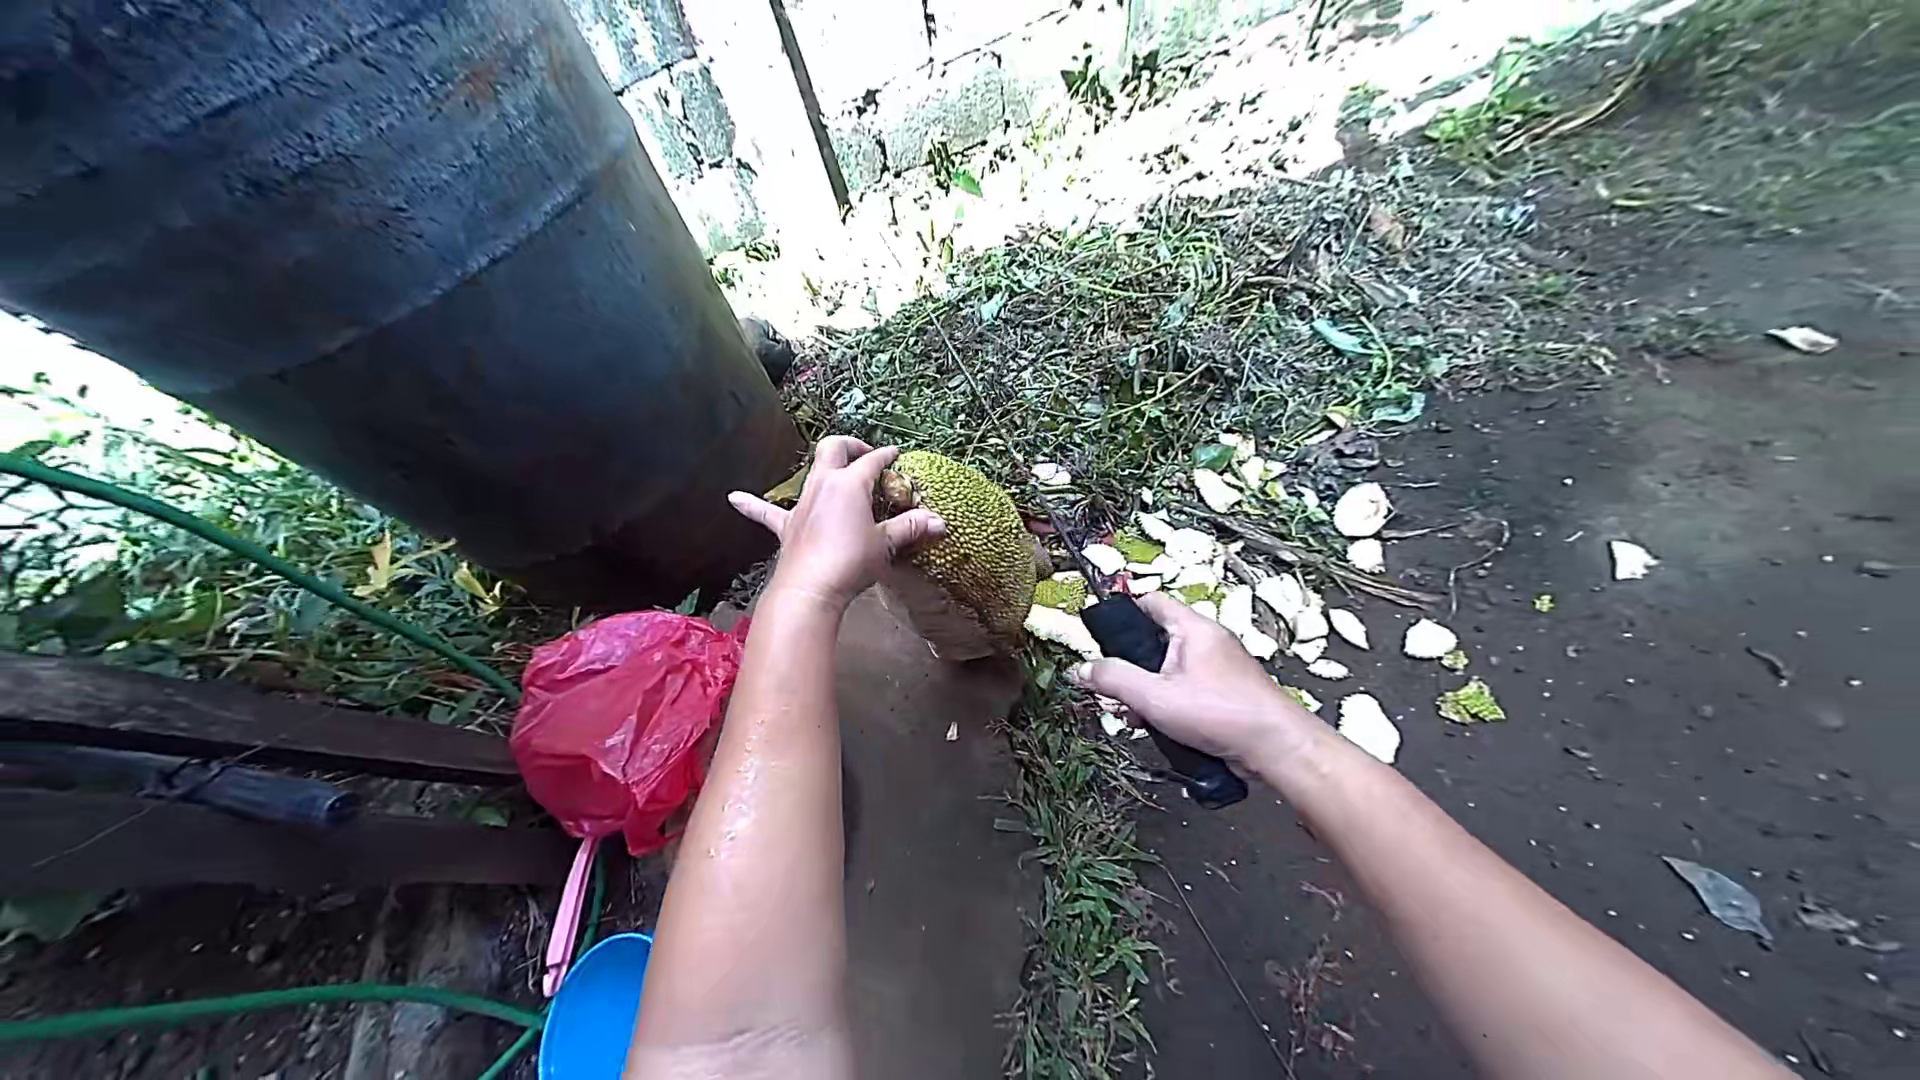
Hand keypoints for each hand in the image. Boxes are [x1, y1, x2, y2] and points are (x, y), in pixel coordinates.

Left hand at [729, 437, 945, 611]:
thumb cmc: (851, 562)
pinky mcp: (786, 526)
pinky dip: (752, 504)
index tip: (897, 455)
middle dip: (851, 445)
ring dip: (823, 467)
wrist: (810, 589)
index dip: (887, 456)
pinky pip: (766, 512)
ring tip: (833, 467)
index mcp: (849, 484)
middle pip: (834, 449)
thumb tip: (941, 522)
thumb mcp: (886, 544)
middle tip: (866, 454)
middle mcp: (823, 485)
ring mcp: (801, 504)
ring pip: (810, 473)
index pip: (873, 461)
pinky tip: (734, 498)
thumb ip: (911, 528)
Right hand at [1070, 592, 1315, 769]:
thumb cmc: (1220, 714)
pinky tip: (1160, 726)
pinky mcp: (1226, 692)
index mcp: (1193, 629)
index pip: (1151, 602)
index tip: (1102, 636)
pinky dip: (1168, 702)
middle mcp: (1208, 641)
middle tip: (1115, 690)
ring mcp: (1219, 668)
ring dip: (1147, 690)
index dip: (1123, 612)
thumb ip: (1113, 680)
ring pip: (1168, 669)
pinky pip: (1186, 687)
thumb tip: (1080, 669)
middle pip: (1155, 641)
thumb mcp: (1154, 697)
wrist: (1279, 750)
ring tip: (1135, 714)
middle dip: (1130, 667)